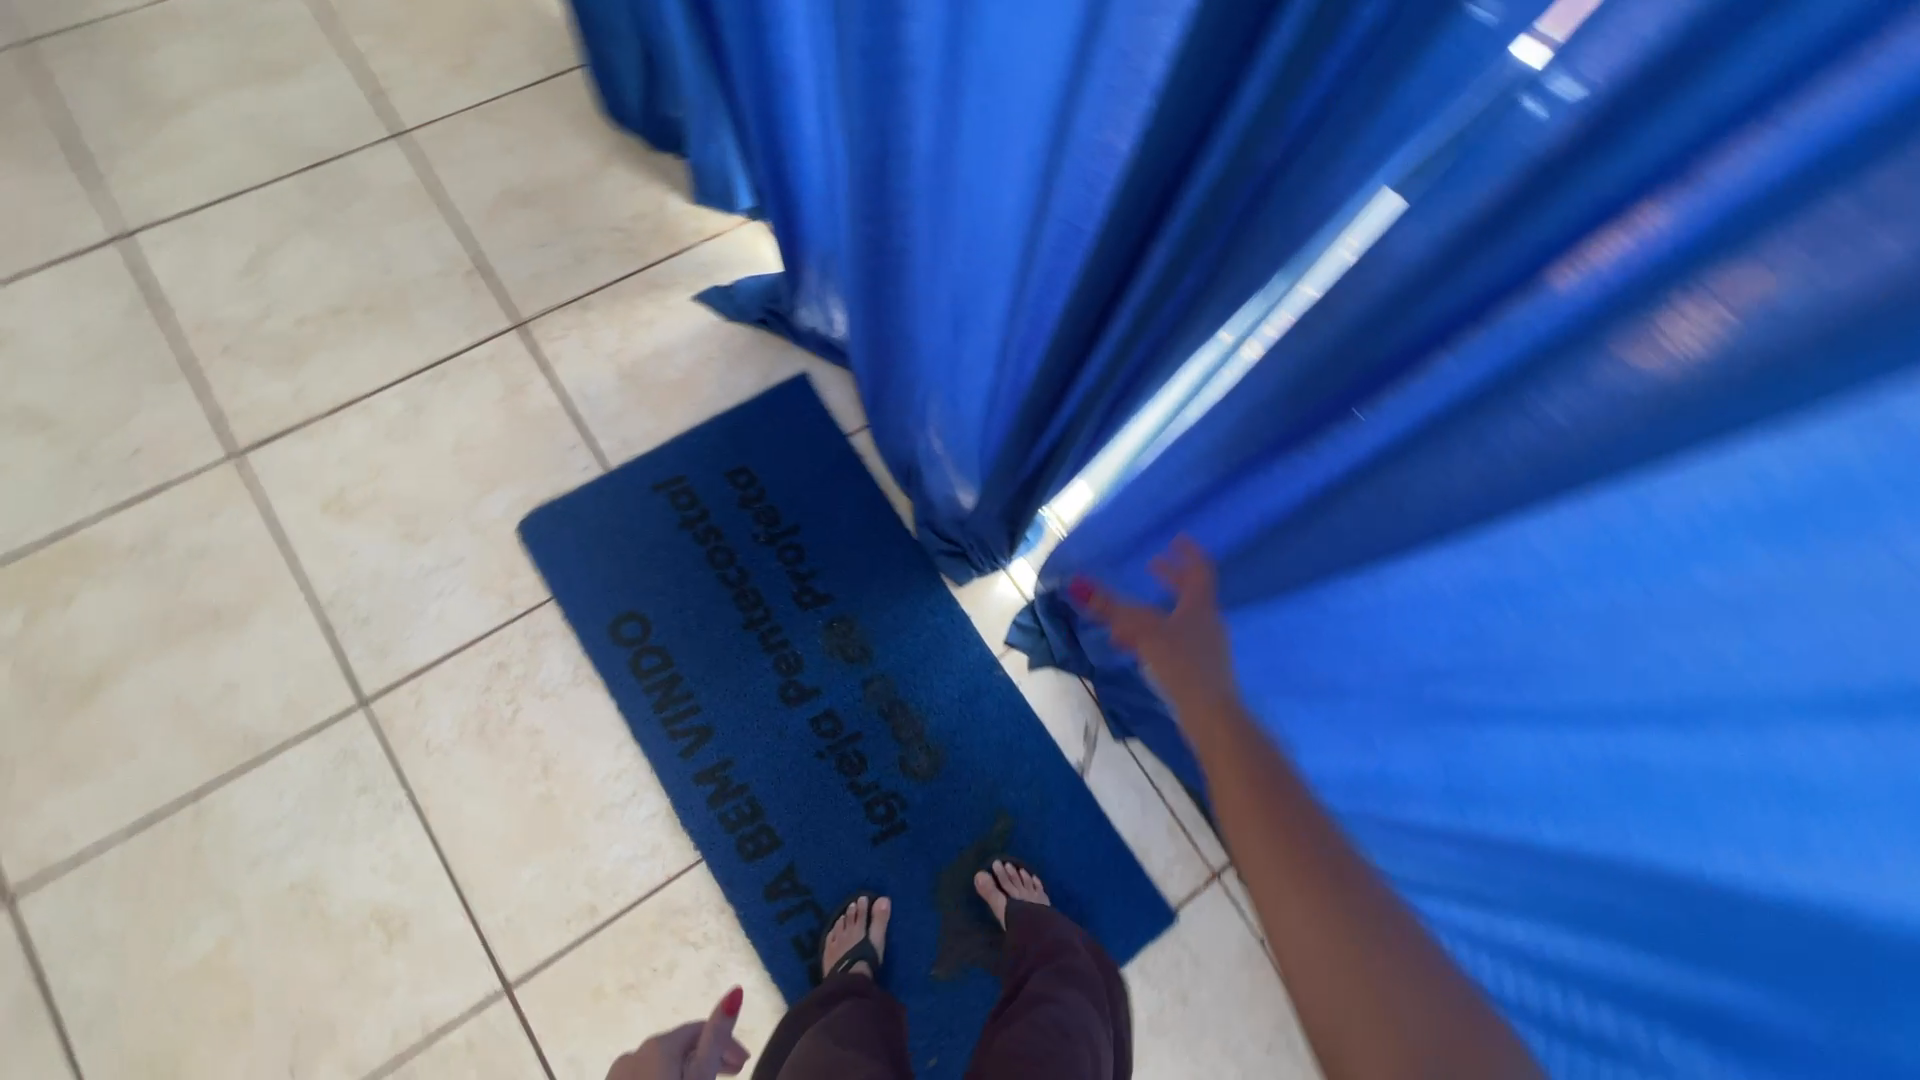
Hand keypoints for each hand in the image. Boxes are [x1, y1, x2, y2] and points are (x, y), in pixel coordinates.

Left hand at [605, 987, 750, 1079]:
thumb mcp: (700, 1079)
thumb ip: (716, 1038)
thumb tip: (735, 990)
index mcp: (658, 1045)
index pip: (700, 1029)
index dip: (727, 1043)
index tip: (746, 1064)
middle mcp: (633, 1053)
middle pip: (680, 1047)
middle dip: (709, 1057)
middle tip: (734, 1075)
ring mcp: (616, 1077)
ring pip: (661, 1066)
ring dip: (687, 1072)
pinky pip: (646, 1079)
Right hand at [1073, 536, 1241, 716]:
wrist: (1211, 714)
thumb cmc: (1181, 663)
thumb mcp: (1142, 631)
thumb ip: (1111, 609)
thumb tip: (1078, 585)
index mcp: (1200, 605)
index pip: (1200, 568)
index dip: (1188, 553)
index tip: (1175, 540)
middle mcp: (1208, 622)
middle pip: (1191, 593)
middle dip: (1170, 579)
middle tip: (1151, 568)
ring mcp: (1207, 648)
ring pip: (1179, 620)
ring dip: (1155, 614)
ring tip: (1126, 621)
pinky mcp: (1200, 672)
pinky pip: (1175, 644)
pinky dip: (1155, 639)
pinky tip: (1136, 652)